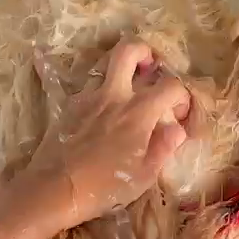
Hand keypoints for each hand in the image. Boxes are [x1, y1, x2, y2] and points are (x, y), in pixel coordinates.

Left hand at [23, 40, 192, 227]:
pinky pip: (90, 86)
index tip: (179, 114)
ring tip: (128, 87)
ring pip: (106, 63)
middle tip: (151, 70)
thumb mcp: (144, 175)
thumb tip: (177, 129)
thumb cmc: (104, 186)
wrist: (56, 188)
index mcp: (138, 112)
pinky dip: (102, 91)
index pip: (171, 85)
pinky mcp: (70, 104)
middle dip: (145, 52)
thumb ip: (164, 147)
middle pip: (129, 50)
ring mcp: (89, 96)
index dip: (182, 96)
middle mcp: (114, 95)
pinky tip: (104, 112)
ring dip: (121, 68)